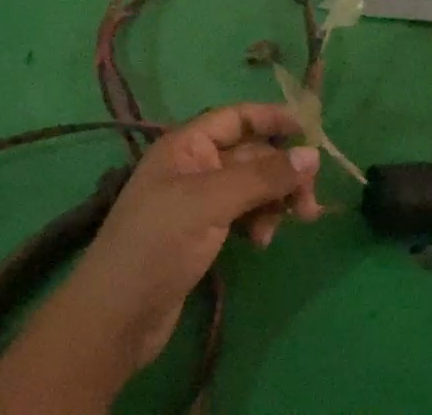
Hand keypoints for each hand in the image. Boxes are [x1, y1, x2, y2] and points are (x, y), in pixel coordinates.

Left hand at [70, 103, 323, 365]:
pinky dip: (258, 221)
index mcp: (186, 145)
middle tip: (310, 204)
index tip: (312, 132)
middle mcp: (192, 166)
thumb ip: (262, 177)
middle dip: (282, 172)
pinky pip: (241, 213)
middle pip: (249, 154)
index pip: (236, 117)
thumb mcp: (211, 202)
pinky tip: (261, 242)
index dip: (273, 118)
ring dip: (273, 199)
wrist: (118, 313)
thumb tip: (313, 154)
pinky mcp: (202, 233)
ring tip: (287, 225)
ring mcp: (196, 201)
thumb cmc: (159, 243)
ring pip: (249, 186)